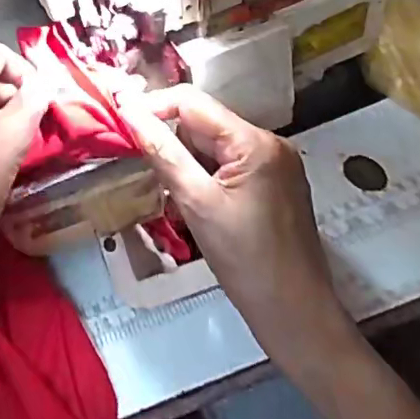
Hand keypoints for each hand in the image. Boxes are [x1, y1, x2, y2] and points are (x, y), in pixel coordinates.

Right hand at [124, 88, 350, 353]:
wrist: (297, 316)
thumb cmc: (246, 262)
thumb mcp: (197, 204)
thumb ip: (163, 153)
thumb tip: (130, 111)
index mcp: (254, 141)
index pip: (193, 102)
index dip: (154, 106)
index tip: (122, 120)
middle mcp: (269, 142)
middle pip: (205, 123)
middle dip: (174, 142)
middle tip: (150, 172)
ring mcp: (276, 163)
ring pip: (215, 144)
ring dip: (190, 162)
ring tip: (180, 200)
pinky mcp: (275, 183)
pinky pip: (230, 163)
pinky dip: (208, 176)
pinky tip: (201, 206)